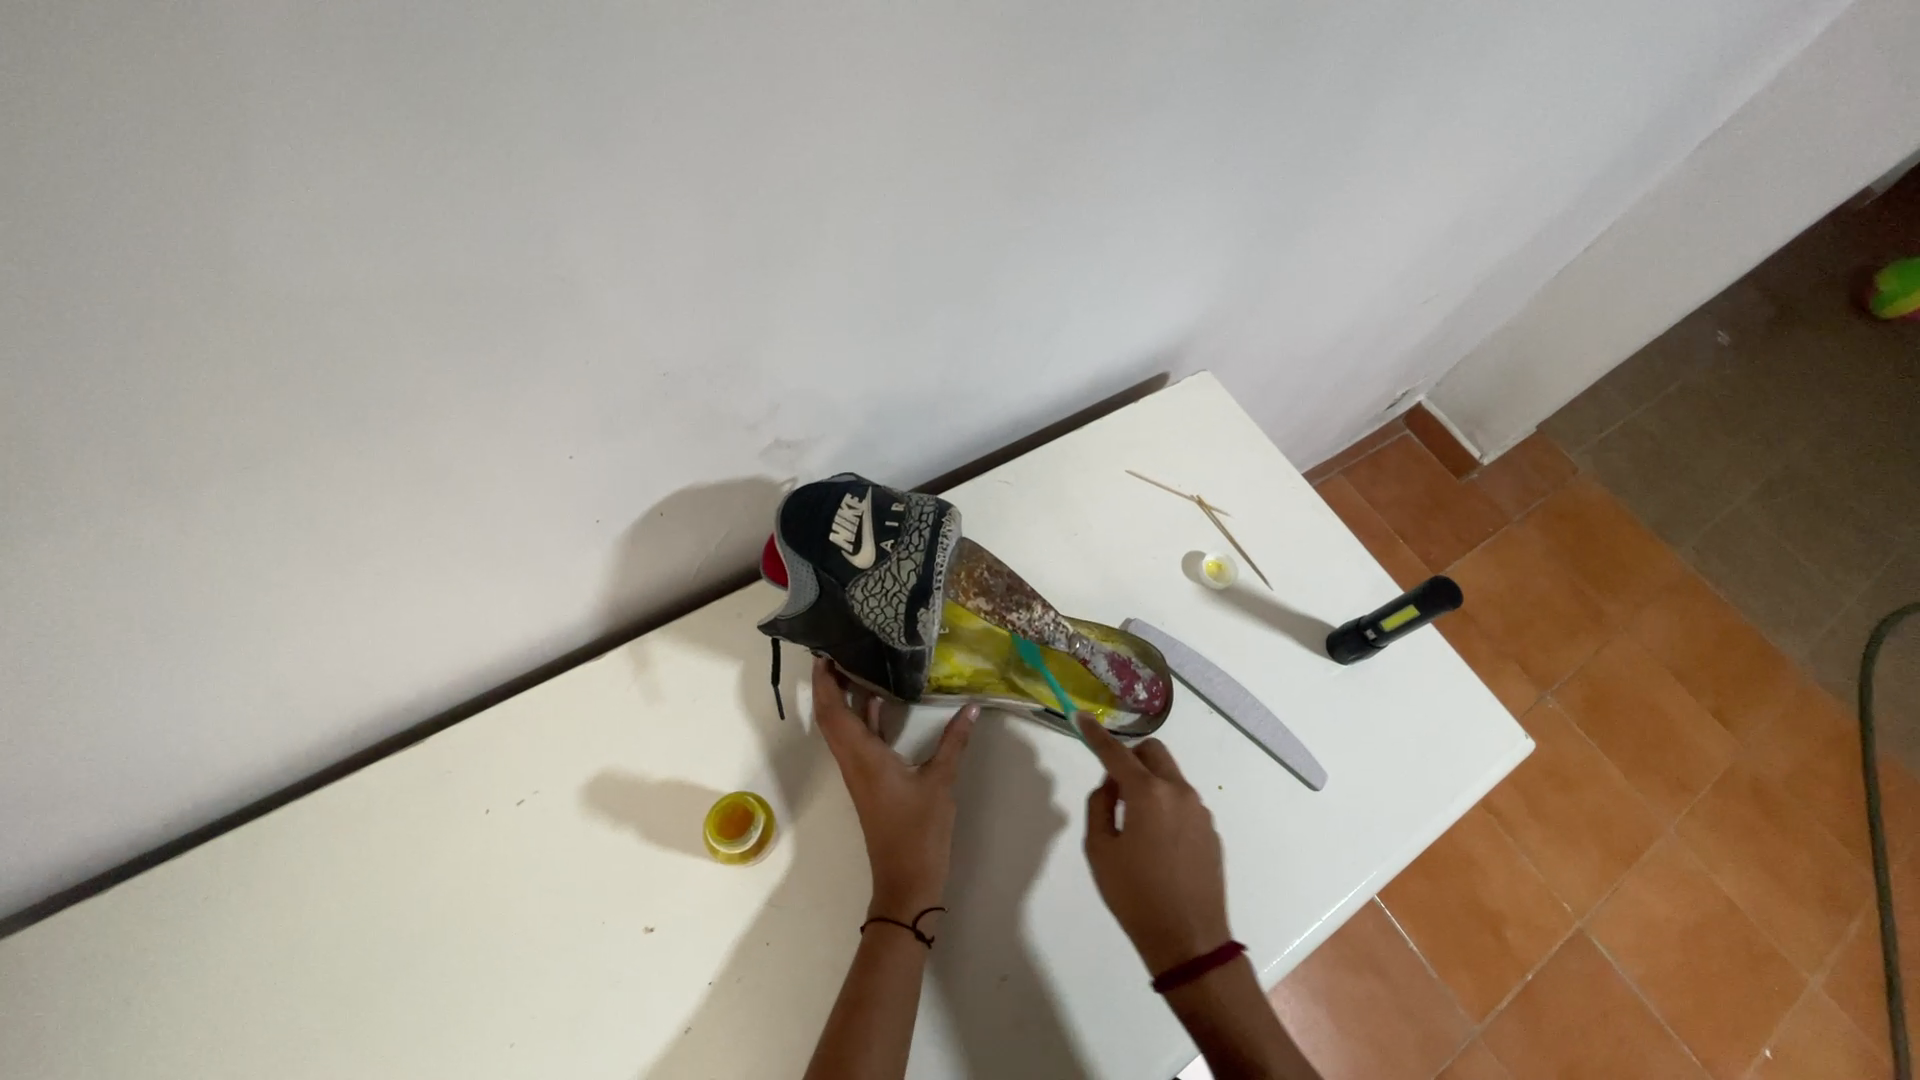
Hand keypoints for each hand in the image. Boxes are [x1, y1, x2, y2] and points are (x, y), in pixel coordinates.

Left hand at [812, 658, 977, 920]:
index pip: (832, 710)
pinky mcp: (870, 780)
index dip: (825, 681)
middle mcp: (853, 760)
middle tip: (842, 650)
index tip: (826, 652)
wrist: (906, 880)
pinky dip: (865, 718)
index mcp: (862, 755)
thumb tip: (971, 707)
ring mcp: (860, 771)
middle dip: (830, 683)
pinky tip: (883, 702)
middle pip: (830, 715)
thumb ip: (954, 742)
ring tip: (858, 666)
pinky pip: (859, 739)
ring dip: (844, 699)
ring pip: (842, 727)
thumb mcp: (940, 782)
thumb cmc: (919, 831)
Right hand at [1078, 714, 1232, 975]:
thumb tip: (1110, 785)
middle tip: (1114, 788)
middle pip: (1153, 752)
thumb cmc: (1135, 896)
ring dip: (1149, 784)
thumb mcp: (1099, 851)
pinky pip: (1183, 803)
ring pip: (1170, 777)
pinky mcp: (1211, 831)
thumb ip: (1099, 806)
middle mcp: (1178, 792)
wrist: (1189, 941)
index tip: (1082, 716)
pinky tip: (1157, 845)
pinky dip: (1165, 806)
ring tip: (1134, 826)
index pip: (1116, 752)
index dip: (1095, 734)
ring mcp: (1200, 811)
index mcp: (1148, 793)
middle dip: (1131, 757)